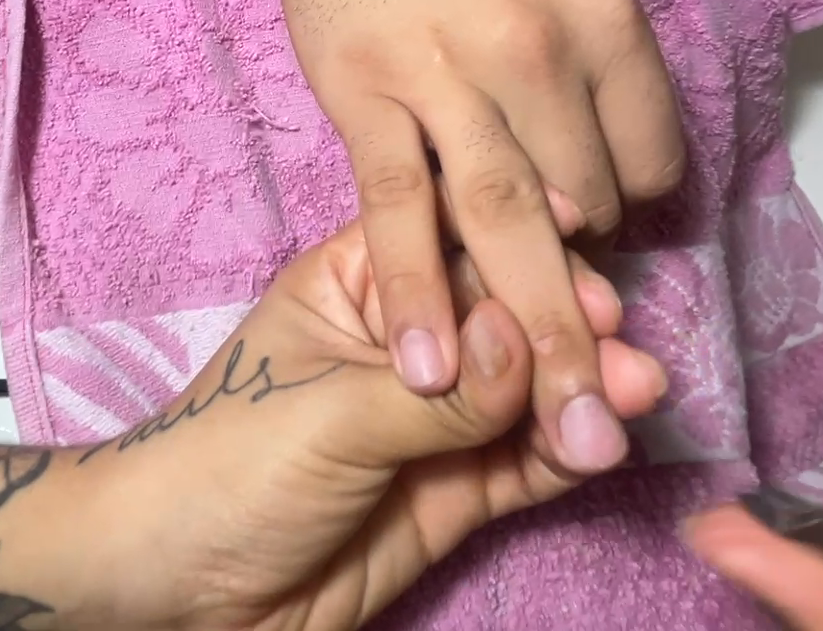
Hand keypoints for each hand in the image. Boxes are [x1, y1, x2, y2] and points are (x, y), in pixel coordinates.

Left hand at [68, 221, 667, 629]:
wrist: (186, 592)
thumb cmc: (230, 462)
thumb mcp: (328, 413)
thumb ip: (434, 392)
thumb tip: (524, 336)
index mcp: (356, 282)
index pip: (440, 239)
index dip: (504, 237)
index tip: (576, 231)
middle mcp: (404, 334)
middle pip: (493, 310)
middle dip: (553, 319)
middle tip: (614, 330)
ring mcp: (432, 411)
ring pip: (519, 386)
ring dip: (576, 385)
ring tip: (636, 389)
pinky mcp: (453, 483)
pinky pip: (519, 458)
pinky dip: (563, 449)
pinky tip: (605, 439)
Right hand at [271, 0, 683, 475]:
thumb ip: (593, 67)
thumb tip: (594, 180)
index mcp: (602, 16)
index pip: (645, 157)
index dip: (623, 215)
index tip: (588, 239)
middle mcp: (536, 49)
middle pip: (581, 205)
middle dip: (591, 311)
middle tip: (605, 415)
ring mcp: (446, 77)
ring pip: (500, 221)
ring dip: (527, 327)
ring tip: (545, 422)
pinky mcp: (368, 100)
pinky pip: (401, 209)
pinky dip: (419, 291)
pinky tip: (428, 365)